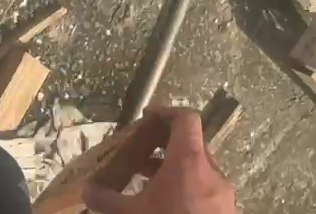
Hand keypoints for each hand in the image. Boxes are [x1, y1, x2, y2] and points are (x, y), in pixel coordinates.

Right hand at [83, 108, 236, 213]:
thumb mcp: (133, 213)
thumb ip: (108, 199)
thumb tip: (87, 192)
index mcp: (189, 161)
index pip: (186, 118)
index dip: (166, 112)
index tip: (145, 119)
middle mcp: (212, 172)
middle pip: (190, 142)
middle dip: (164, 144)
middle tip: (140, 153)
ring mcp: (224, 195)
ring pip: (198, 167)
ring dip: (174, 167)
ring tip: (149, 182)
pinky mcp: (228, 212)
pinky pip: (207, 188)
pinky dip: (188, 187)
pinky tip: (168, 204)